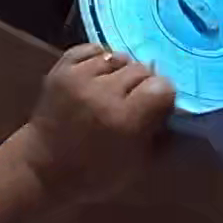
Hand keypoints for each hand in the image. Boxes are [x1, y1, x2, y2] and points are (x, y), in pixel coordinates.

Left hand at [18, 44, 176, 202]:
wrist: (42, 166)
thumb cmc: (94, 173)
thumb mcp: (137, 165)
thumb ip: (162, 135)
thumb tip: (179, 109)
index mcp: (124, 120)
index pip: (162, 86)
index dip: (163, 96)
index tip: (157, 106)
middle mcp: (102, 93)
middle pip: (141, 69)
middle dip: (143, 84)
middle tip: (134, 100)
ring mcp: (79, 77)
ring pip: (118, 56)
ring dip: (120, 72)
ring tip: (114, 88)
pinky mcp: (61, 68)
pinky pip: (91, 49)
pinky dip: (99, 59)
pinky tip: (98, 75)